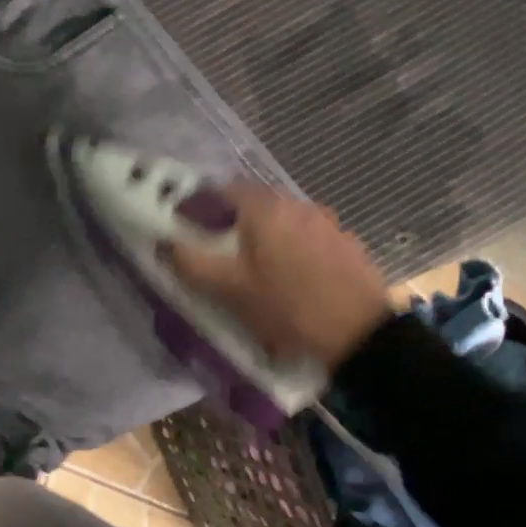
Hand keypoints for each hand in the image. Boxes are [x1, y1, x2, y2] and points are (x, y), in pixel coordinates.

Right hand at [166, 182, 391, 369]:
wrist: (362, 336)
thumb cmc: (286, 306)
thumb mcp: (227, 289)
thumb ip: (188, 261)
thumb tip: (163, 243)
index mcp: (264, 208)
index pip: (222, 190)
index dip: (200, 206)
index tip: (188, 228)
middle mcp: (297, 204)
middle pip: (254, 204)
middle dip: (232, 223)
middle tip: (218, 252)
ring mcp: (327, 223)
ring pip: (283, 221)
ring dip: (265, 236)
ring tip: (256, 269)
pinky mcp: (347, 245)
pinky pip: (308, 238)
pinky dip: (293, 250)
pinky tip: (292, 279)